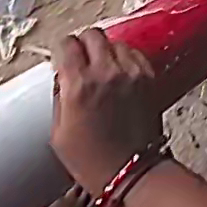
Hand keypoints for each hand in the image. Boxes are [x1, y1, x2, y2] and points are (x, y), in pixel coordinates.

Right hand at [51, 28, 162, 195]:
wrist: (130, 171)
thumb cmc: (89, 159)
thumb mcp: (58, 131)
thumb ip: (60, 96)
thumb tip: (62, 75)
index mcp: (78, 85)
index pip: (67, 44)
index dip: (62, 48)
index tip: (62, 57)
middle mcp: (106, 72)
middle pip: (93, 35)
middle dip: (84, 43)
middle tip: (82, 58)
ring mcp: (131, 72)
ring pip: (115, 42)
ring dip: (106, 50)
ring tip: (102, 67)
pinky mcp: (148, 77)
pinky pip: (135, 53)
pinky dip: (125, 58)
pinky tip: (120, 72)